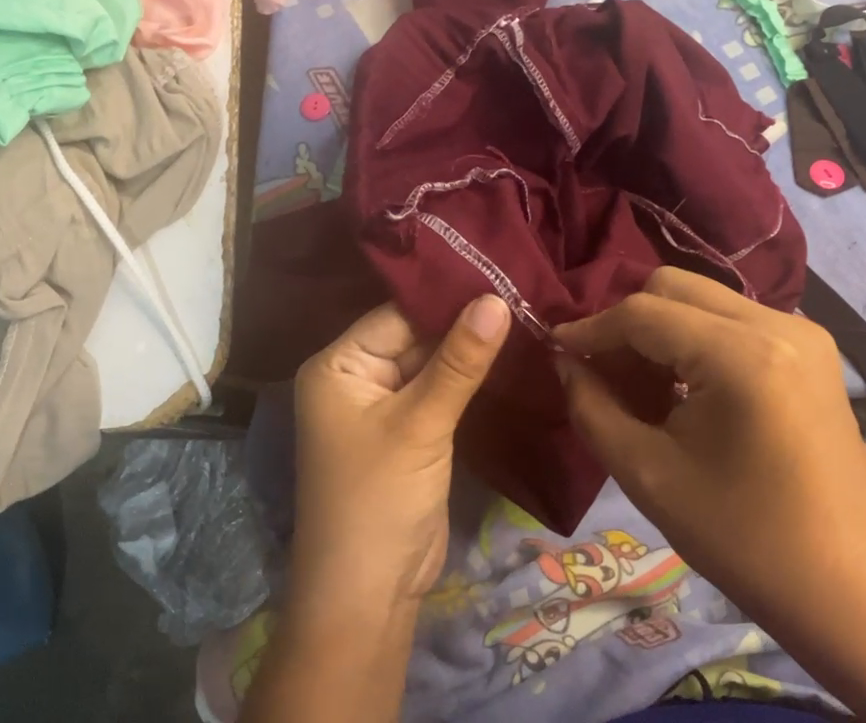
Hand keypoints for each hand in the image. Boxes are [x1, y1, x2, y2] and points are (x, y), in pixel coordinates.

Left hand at [290, 296, 509, 602]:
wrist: (369, 593)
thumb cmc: (379, 499)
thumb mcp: (420, 425)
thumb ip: (459, 362)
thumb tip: (496, 299)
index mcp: (337, 366)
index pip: (396, 315)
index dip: (447, 296)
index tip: (501, 271)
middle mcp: (355, 379)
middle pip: (414, 338)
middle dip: (463, 322)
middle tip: (523, 288)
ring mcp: (382, 409)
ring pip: (431, 366)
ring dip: (470, 352)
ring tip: (527, 312)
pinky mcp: (408, 435)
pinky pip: (438, 395)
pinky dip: (467, 382)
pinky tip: (510, 357)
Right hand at [552, 268, 865, 646]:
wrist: (852, 590)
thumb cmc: (744, 539)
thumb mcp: (648, 475)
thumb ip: (592, 407)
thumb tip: (563, 361)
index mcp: (742, 355)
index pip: (643, 313)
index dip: (590, 329)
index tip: (555, 351)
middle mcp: (778, 324)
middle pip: (674, 288)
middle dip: (626, 323)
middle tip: (600, 372)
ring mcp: (803, 334)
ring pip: (703, 299)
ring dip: (660, 330)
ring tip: (638, 386)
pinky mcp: (812, 351)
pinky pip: (732, 320)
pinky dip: (694, 340)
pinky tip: (681, 388)